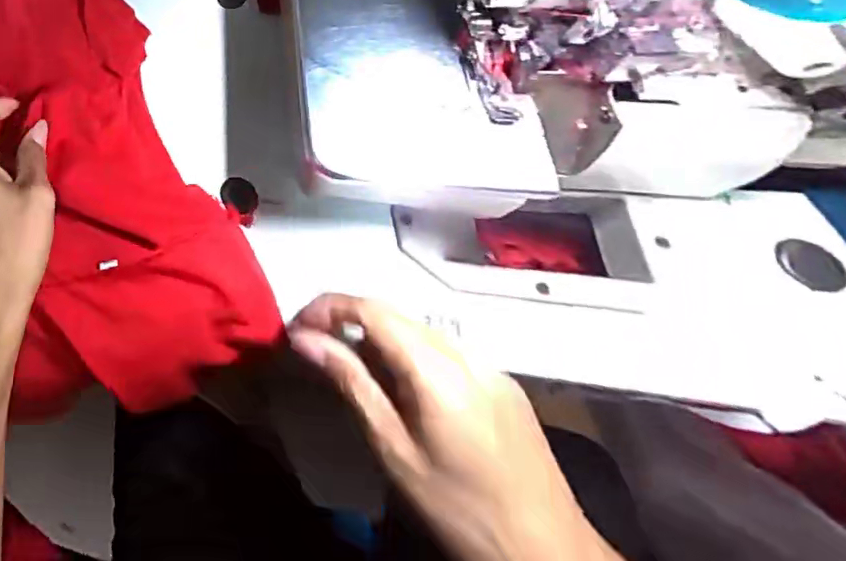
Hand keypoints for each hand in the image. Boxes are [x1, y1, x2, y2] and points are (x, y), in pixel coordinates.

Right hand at [289, 295, 615, 560]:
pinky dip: (411, 354)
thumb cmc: (460, 511)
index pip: (372, 310)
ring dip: (379, 338)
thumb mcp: (394, 451)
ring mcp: (488, 363)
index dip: (328, 308)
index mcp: (437, 368)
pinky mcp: (502, 379)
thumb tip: (305, 340)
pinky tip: (401, 387)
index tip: (296, 327)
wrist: (549, 552)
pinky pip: (445, 350)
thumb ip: (352, 384)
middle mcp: (464, 351)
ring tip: (351, 367)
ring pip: (419, 330)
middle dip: (349, 321)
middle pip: (395, 315)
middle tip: (314, 346)